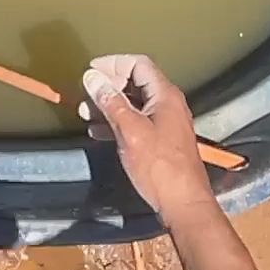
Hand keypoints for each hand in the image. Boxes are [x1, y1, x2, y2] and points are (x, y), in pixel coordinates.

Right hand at [81, 54, 217, 225]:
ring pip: (132, 103)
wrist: (184, 206)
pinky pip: (135, 122)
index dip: (113, 63)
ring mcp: (164, 123)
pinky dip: (116, 123)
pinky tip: (98, 132)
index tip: (91, 71)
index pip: (138, 64)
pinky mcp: (160, 141)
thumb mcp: (130, 130)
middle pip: (134, 82)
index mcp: (164, 95)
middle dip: (107, 86)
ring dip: (108, 106)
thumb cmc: (159, 166)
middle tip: (85, 94)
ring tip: (85, 114)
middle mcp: (167, 104)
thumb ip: (110, 102)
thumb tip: (92, 76)